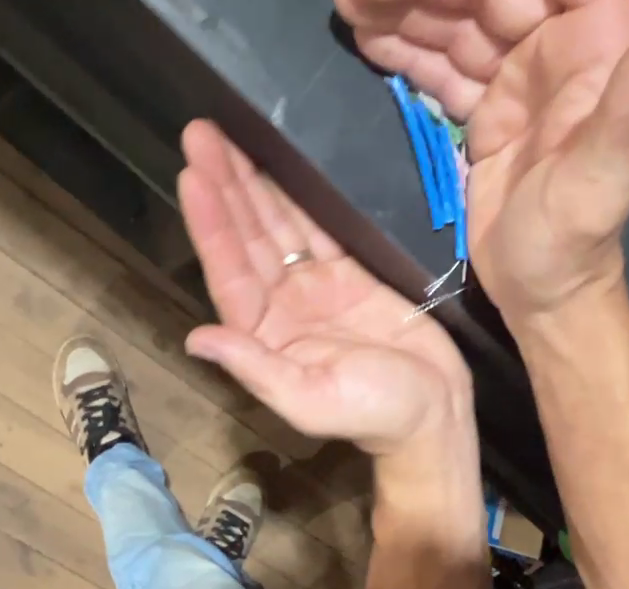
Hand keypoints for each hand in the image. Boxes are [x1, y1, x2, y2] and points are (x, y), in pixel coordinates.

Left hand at [176, 120, 474, 463]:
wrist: (433, 413)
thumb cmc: (373, 414)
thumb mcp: (308, 400)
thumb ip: (254, 369)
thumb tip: (197, 340)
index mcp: (266, 338)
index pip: (230, 274)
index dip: (211, 226)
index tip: (195, 176)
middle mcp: (282, 309)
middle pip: (247, 242)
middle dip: (225, 190)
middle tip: (202, 135)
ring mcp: (315, 290)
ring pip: (279, 228)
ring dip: (254, 185)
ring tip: (229, 137)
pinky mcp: (349, 276)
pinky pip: (318, 229)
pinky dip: (300, 198)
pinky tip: (282, 165)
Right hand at [337, 0, 628, 320]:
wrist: (542, 294)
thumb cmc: (575, 239)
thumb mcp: (606, 172)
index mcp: (599, 41)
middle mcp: (557, 46)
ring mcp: (518, 78)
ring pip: (457, 25)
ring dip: (404, 12)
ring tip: (350, 2)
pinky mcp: (486, 110)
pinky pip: (443, 68)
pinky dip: (404, 53)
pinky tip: (366, 34)